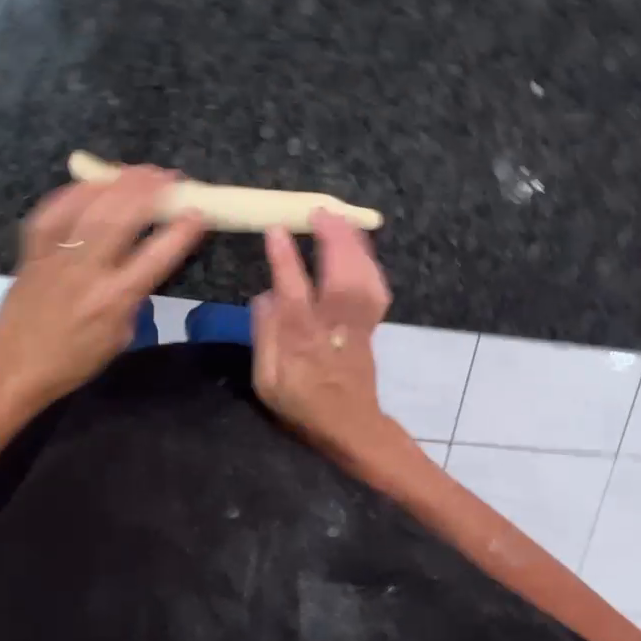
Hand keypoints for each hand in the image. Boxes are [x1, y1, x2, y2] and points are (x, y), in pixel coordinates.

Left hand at [0, 167, 204, 408]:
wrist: (13, 368)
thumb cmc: (73, 361)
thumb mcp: (120, 337)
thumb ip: (133, 299)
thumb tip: (142, 268)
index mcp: (114, 299)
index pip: (156, 257)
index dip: (180, 232)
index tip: (197, 211)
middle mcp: (87, 272)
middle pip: (122, 219)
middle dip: (149, 192)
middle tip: (168, 177)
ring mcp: (56, 258)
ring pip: (88, 210)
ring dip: (117, 185)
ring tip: (139, 171)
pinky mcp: (32, 253)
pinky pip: (50, 213)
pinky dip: (71, 194)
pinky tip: (89, 182)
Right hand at [251, 211, 397, 457]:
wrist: (349, 427)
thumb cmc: (300, 404)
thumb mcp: (266, 381)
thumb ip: (264, 336)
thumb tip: (264, 294)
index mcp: (302, 344)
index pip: (294, 296)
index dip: (286, 262)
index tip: (277, 230)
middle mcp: (335, 331)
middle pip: (342, 281)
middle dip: (334, 243)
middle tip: (320, 212)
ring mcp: (359, 327)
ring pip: (364, 281)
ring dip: (354, 246)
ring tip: (339, 217)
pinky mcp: (372, 325)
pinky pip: (376, 288)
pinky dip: (369, 261)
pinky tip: (358, 242)